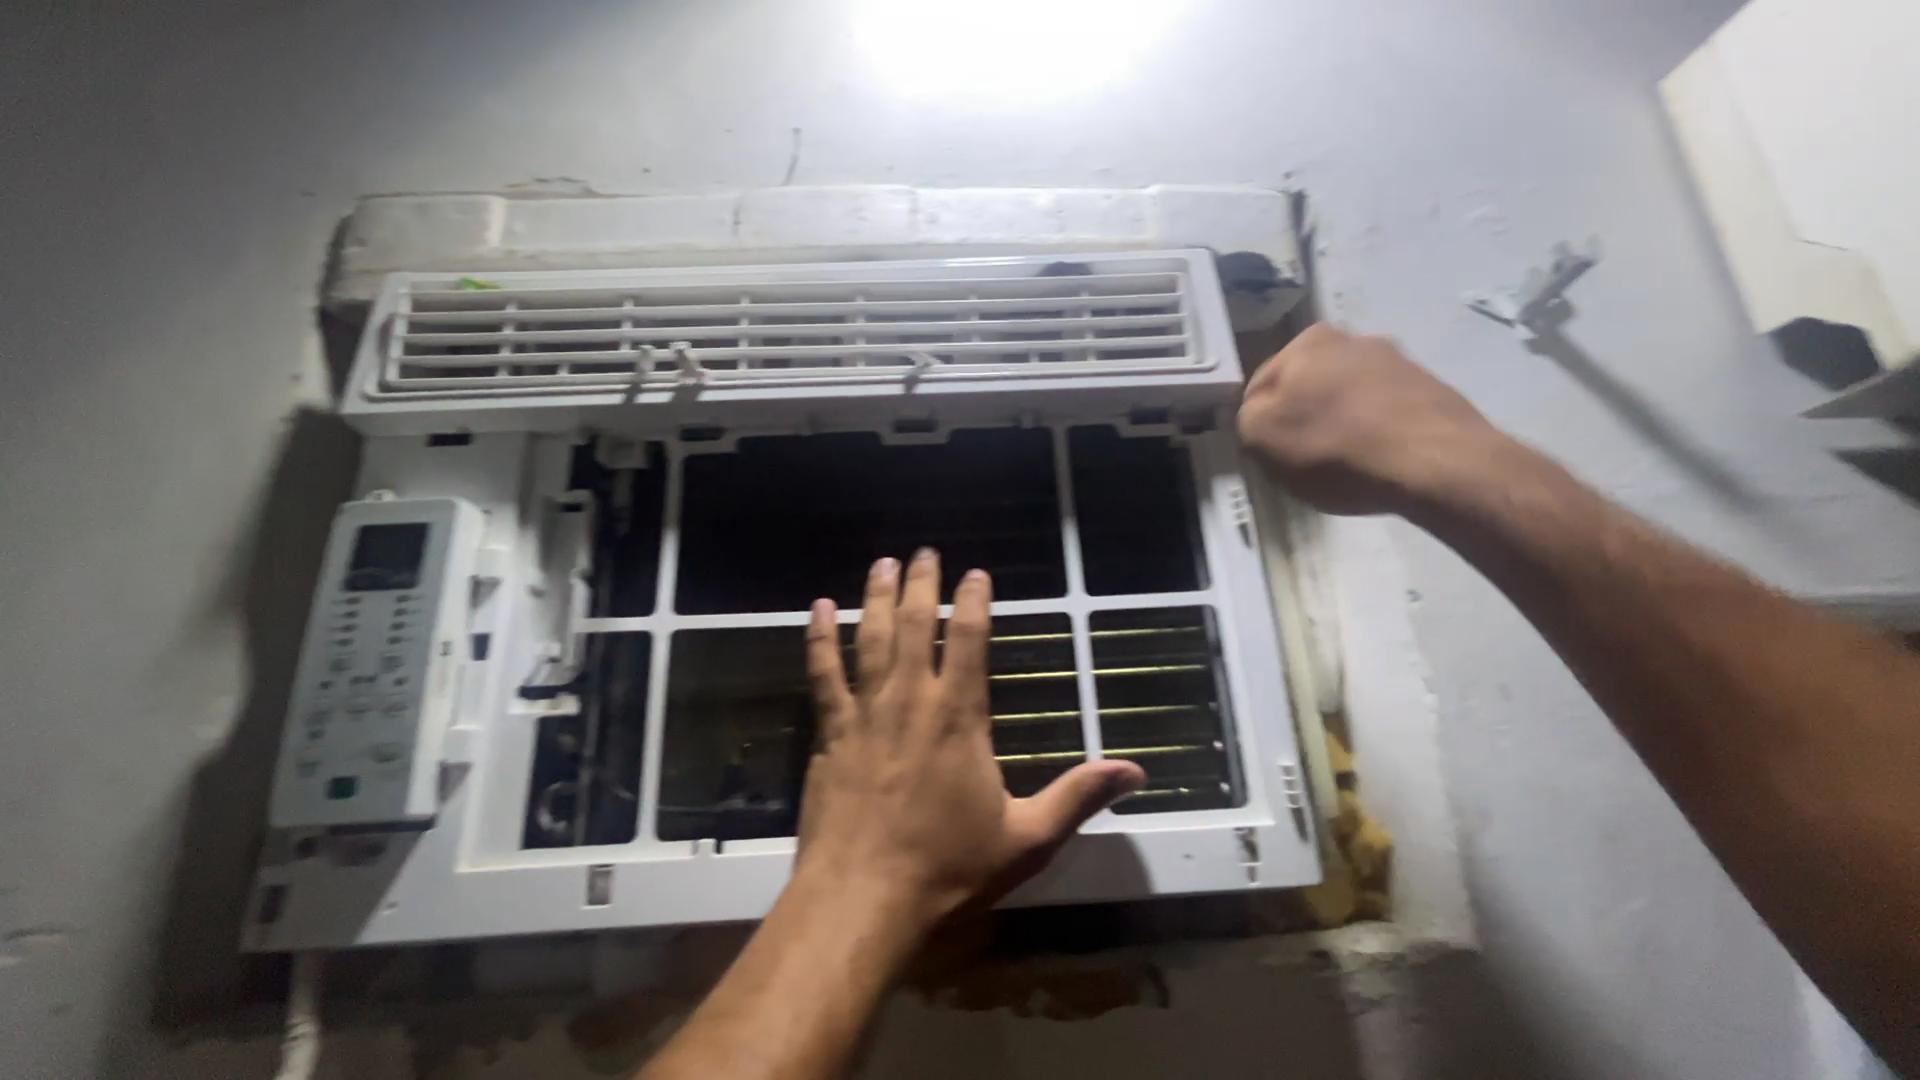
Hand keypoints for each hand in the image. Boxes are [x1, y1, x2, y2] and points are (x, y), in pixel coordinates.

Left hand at [796, 549, 1146, 928]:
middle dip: (924, 584)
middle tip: (926, 551)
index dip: (975, 602)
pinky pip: (823, 673)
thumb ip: (1077, 796)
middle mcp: (911, 701)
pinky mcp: (830, 732)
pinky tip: (819, 609)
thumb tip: (1135, 771)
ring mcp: (865, 713)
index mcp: (959, 717)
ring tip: (884, 563)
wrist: (864, 897)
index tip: (976, 573)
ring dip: (878, 598)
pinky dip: (820, 638)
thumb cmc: (949, 868)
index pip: (970, 642)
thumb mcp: (1028, 838)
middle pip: (917, 626)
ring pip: (871, 639)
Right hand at [1236, 323, 1506, 515]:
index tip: (1269, 453)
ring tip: (1346, 465)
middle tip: (1305, 459)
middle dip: (1304, 417)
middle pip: (1309, 386)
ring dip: (1342, 425)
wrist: (1436, 464)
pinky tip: (1379, 463)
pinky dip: (1377, 434)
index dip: (1259, 423)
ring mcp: (1400, 361)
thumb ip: (1246, 418)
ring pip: (1349, 398)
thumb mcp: (1259, 438)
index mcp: (1309, 341)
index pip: (1262, 385)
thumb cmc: (1335, 448)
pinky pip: (1386, 413)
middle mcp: (1355, 338)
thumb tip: (1260, 415)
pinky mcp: (1433, 389)